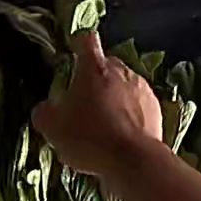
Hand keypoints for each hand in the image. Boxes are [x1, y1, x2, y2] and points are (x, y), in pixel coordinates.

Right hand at [31, 31, 166, 179]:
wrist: (133, 160)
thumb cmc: (90, 138)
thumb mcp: (53, 128)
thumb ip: (44, 113)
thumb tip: (45, 109)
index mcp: (94, 68)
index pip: (86, 40)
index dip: (78, 44)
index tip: (74, 51)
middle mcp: (121, 71)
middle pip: (106, 65)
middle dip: (95, 80)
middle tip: (84, 103)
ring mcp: (142, 89)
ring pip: (123, 87)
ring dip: (113, 99)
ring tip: (102, 126)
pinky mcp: (156, 109)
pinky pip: (138, 106)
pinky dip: (129, 116)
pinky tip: (119, 137)